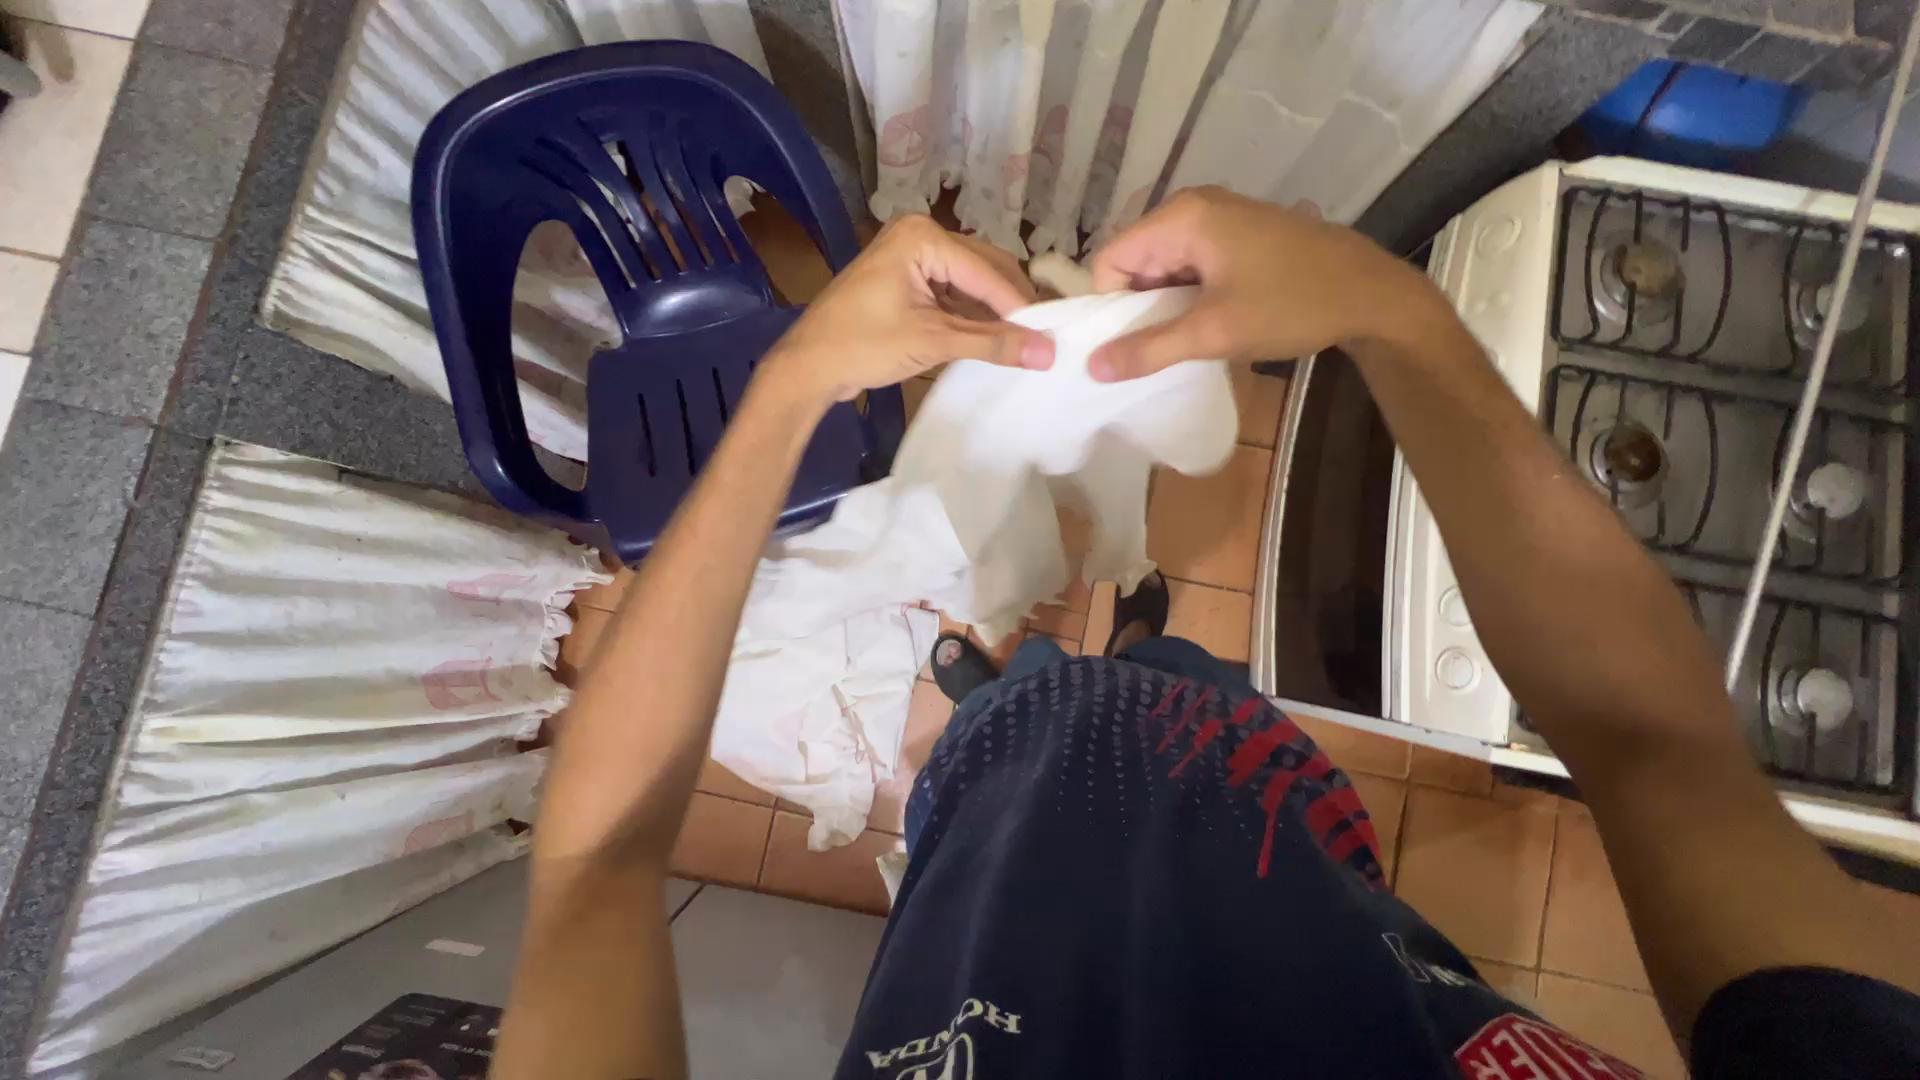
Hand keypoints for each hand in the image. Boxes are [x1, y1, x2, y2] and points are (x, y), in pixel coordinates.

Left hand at [758, 215, 1054, 404]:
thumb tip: (1047, 354)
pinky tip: (994, 337)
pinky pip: (952, 292)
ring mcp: (912, 256)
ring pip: (971, 281)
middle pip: (984, 268)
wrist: (808, 366)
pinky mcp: (907, 279)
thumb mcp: (932, 342)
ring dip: (994, 311)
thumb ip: (991, 344)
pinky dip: (972, 314)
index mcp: (923, 237)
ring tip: (1025, 340)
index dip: (1020, 306)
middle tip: (1043, 337)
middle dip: (1011, 304)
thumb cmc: (863, 346)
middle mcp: (921, 234)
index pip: (987, 271)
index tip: (1051, 336)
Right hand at [1086, 187, 1444, 380]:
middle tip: (1159, 348)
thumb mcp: (1214, 333)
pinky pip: (1187, 269)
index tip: (1129, 347)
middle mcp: (1193, 208)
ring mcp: (1216, 220)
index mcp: (1182, 218)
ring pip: (1161, 270)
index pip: (1110, 262)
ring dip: (1164, 308)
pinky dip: (1187, 299)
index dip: (1112, 308)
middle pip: (1133, 263)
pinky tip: (1205, 325)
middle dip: (1138, 309)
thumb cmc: (1292, 306)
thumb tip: (1093, 368)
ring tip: (1185, 340)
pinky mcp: (1234, 237)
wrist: (1372, 295)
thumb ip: (1149, 349)